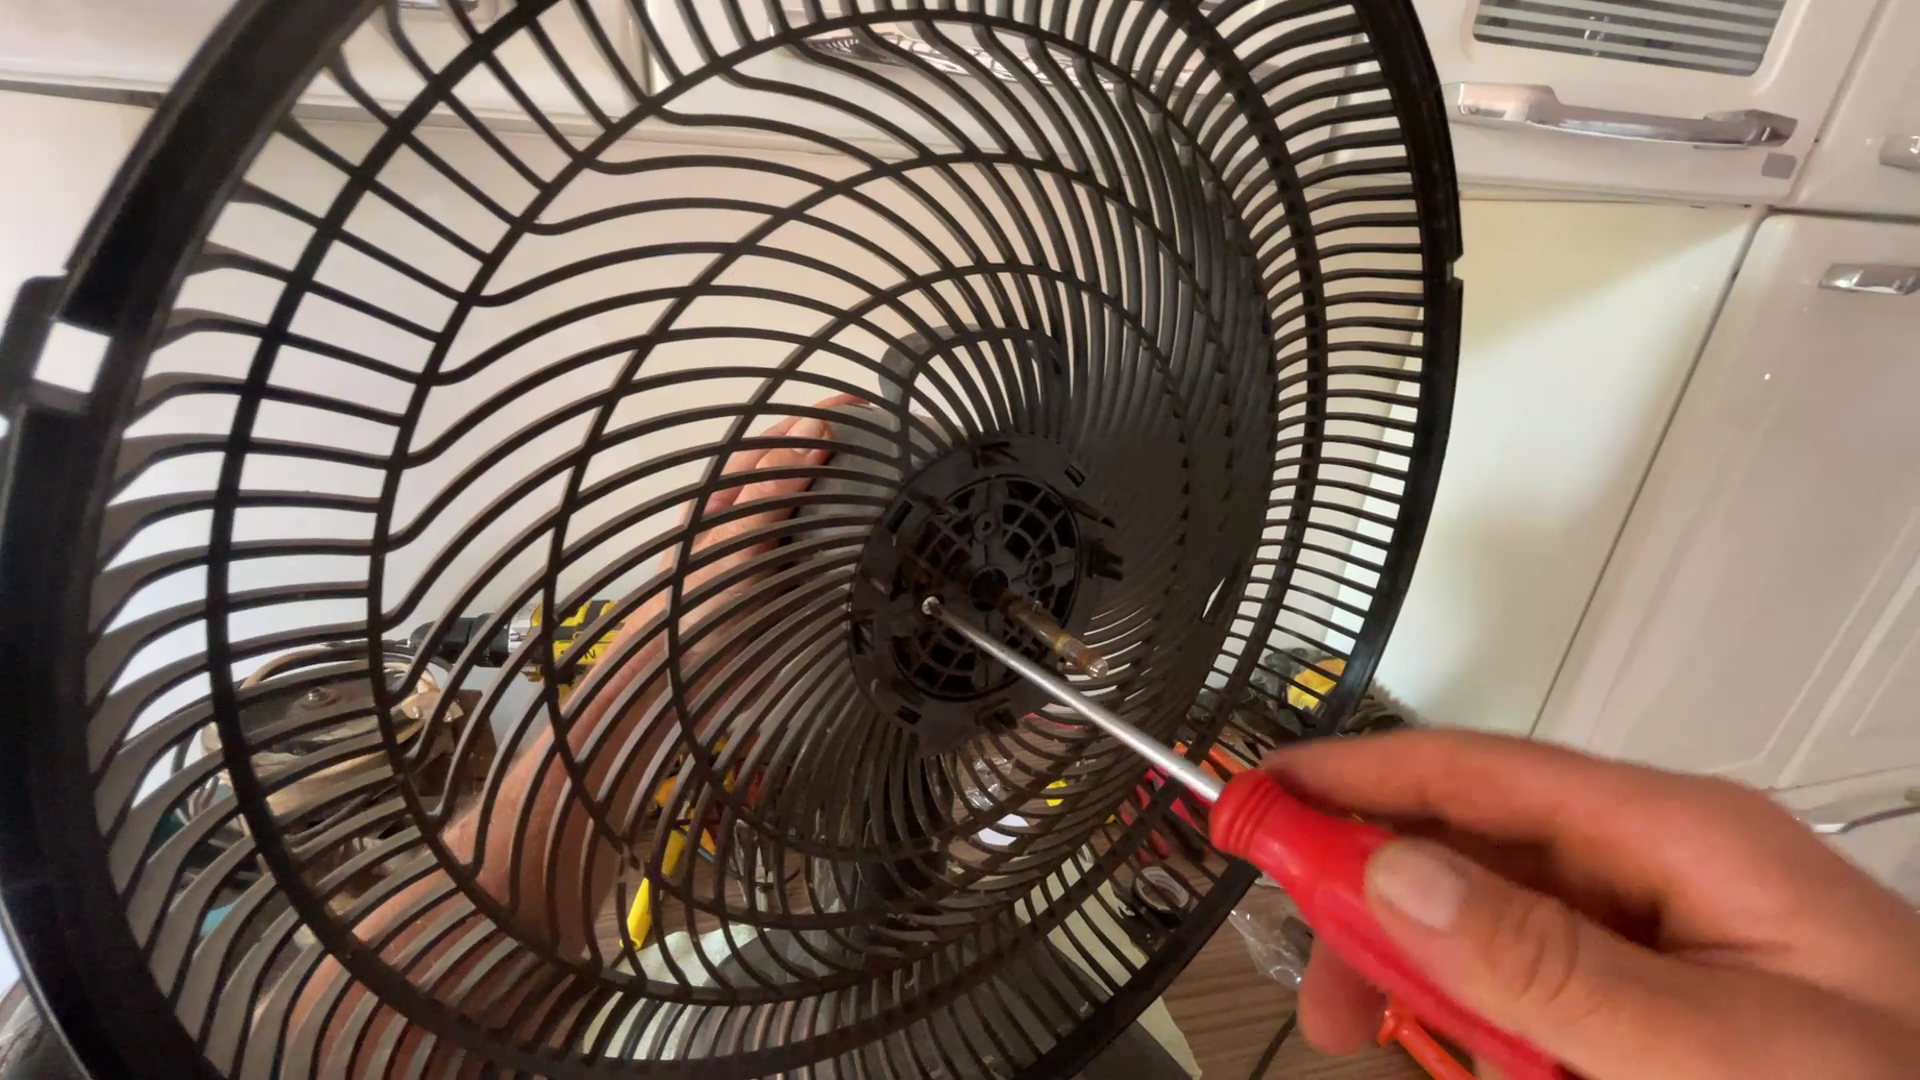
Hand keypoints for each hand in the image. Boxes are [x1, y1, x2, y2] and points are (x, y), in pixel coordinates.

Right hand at [1266, 730, 1919, 1079]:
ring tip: (1358, 1027)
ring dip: (1408, 965)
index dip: (1349, 772)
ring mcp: (1642, 925)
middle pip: (1457, 844)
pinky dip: (1466, 1006)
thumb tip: (1388, 870)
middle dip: (1368, 896)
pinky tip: (1462, 1052)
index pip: (1466, 769)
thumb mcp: (1724, 1060)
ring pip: (1474, 911)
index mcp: (1673, 832)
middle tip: (1308, 966)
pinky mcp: (1640, 985)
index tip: (1257, 790)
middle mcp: (1644, 859)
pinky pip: (1516, 971)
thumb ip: (1550, 964)